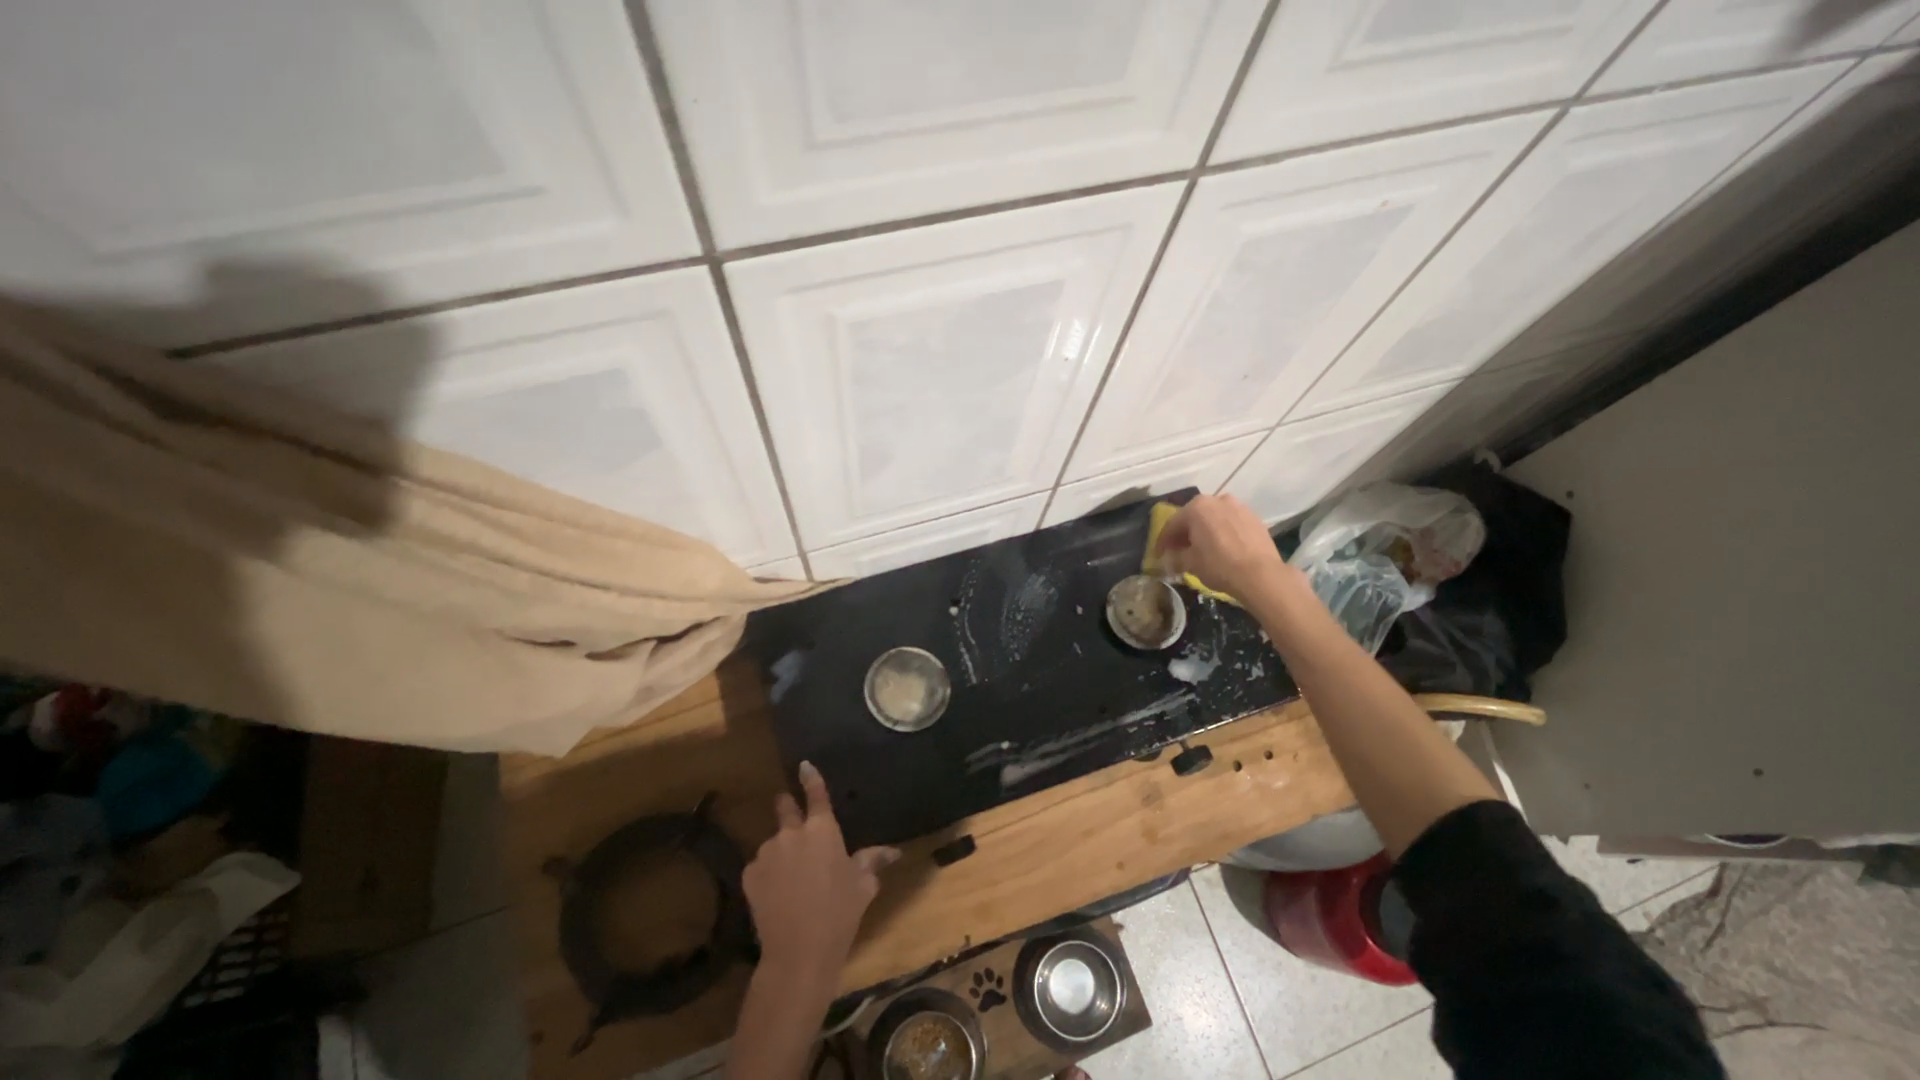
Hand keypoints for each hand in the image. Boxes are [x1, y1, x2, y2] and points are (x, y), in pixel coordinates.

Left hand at [742, 761, 898, 988]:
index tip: (803, 765)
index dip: (810, 778)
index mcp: (822, 831)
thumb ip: (873, 861)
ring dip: (782, 851)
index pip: (815, 795)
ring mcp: (766, 852)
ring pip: (774, 843)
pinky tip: (778, 895)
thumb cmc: (840, 913)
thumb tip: (894, 851)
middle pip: (785, 808)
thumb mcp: (863, 886)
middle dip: (787, 805)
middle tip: (792, 815)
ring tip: (792, 879)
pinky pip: (761, 866)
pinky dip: (769, 874)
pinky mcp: (749, 874)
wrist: (799, 951)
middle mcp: (791, 833)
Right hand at [1154, 494, 1300, 603]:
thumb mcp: (1190, 563)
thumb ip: (1174, 558)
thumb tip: (1166, 560)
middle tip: (1179, 551)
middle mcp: (1217, 500)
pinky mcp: (1254, 518)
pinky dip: (1222, 533)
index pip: (1172, 524)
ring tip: (1202, 550)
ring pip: (1214, 518)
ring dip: (1204, 531)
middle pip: (1194, 517)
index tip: (1159, 556)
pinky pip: (1230, 523)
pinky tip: (1222, 548)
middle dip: (1184, 534)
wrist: (1260, 574)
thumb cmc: (1219, 565)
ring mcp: (1238, 506)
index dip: (1163, 542)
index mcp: (1197, 507)